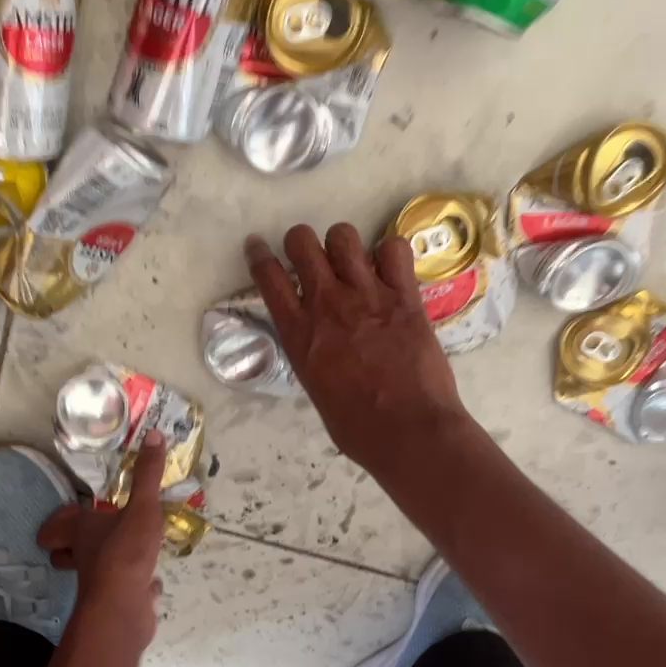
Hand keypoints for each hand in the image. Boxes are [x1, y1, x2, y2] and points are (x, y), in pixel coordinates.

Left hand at [37, 430, 167, 651]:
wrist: (124, 607)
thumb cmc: (125, 550)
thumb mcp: (142, 506)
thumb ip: (147, 474)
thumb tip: (154, 434)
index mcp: (81, 531)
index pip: (57, 527)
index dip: (56, 525)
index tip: (62, 520)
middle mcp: (83, 557)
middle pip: (66, 553)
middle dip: (70, 547)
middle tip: (84, 537)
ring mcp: (99, 582)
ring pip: (92, 571)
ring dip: (101, 564)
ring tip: (121, 553)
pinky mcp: (118, 602)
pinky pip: (125, 590)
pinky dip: (134, 586)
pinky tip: (150, 584)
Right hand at [245, 224, 469, 475]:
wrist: (408, 430)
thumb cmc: (356, 426)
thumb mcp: (314, 387)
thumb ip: (311, 353)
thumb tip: (319, 344)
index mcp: (298, 332)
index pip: (267, 276)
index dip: (258, 255)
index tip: (257, 247)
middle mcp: (327, 303)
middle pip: (302, 242)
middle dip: (300, 242)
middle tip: (308, 256)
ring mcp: (367, 294)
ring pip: (344, 236)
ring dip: (342, 244)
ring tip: (350, 261)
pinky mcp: (405, 295)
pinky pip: (394, 249)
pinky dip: (389, 253)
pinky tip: (389, 269)